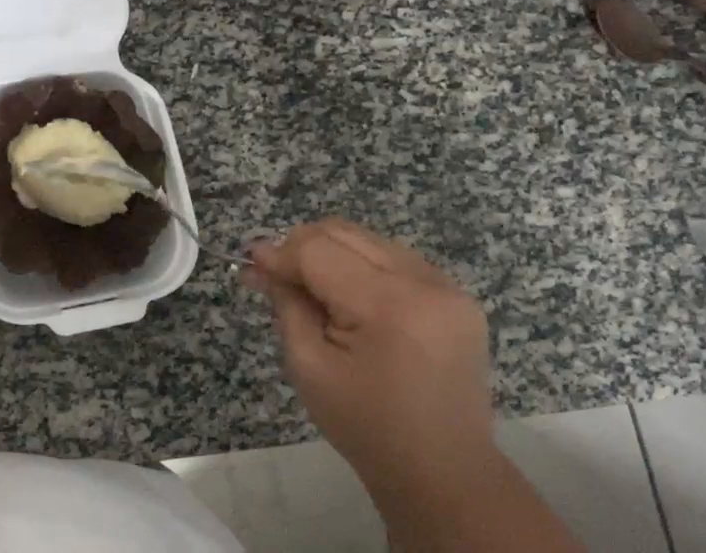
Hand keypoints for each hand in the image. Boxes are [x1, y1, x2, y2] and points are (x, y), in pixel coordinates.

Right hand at [243, 219, 492, 495]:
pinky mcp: (456, 296)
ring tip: (311, 290)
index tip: (249, 264)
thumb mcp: (309, 366)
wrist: (443, 472)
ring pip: (368, 240)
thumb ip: (286, 304)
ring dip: (332, 255)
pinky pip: (394, 259)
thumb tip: (260, 261)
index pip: (318, 251)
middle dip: (302, 248)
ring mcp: (448, 288)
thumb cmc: (367, 426)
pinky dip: (362, 267)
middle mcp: (426, 284)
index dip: (279, 254)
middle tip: (274, 277)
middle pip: (343, 233)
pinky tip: (349, 299)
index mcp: (391, 307)